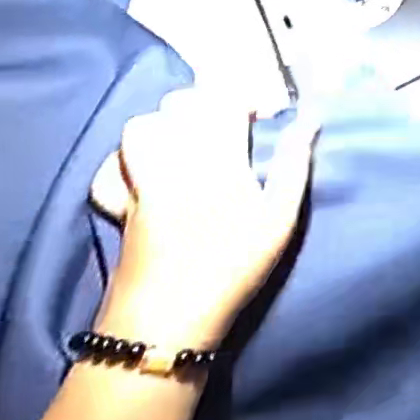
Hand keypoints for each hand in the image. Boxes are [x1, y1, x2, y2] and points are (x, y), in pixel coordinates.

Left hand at [89, 90, 316, 349]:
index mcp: (215, 158)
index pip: (223, 102)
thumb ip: (294, 162)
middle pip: (177, 106)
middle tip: (231, 123)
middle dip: (207, 103)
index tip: (264, 115)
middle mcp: (171, 160)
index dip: (245, 99)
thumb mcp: (280, 215)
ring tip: (190, 140)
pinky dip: (125, 160)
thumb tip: (309, 119)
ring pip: (139, 128)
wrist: (167, 320)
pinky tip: (146, 169)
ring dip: (167, 123)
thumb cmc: (234, 264)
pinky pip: (109, 169)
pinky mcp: (115, 207)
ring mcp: (138, 182)